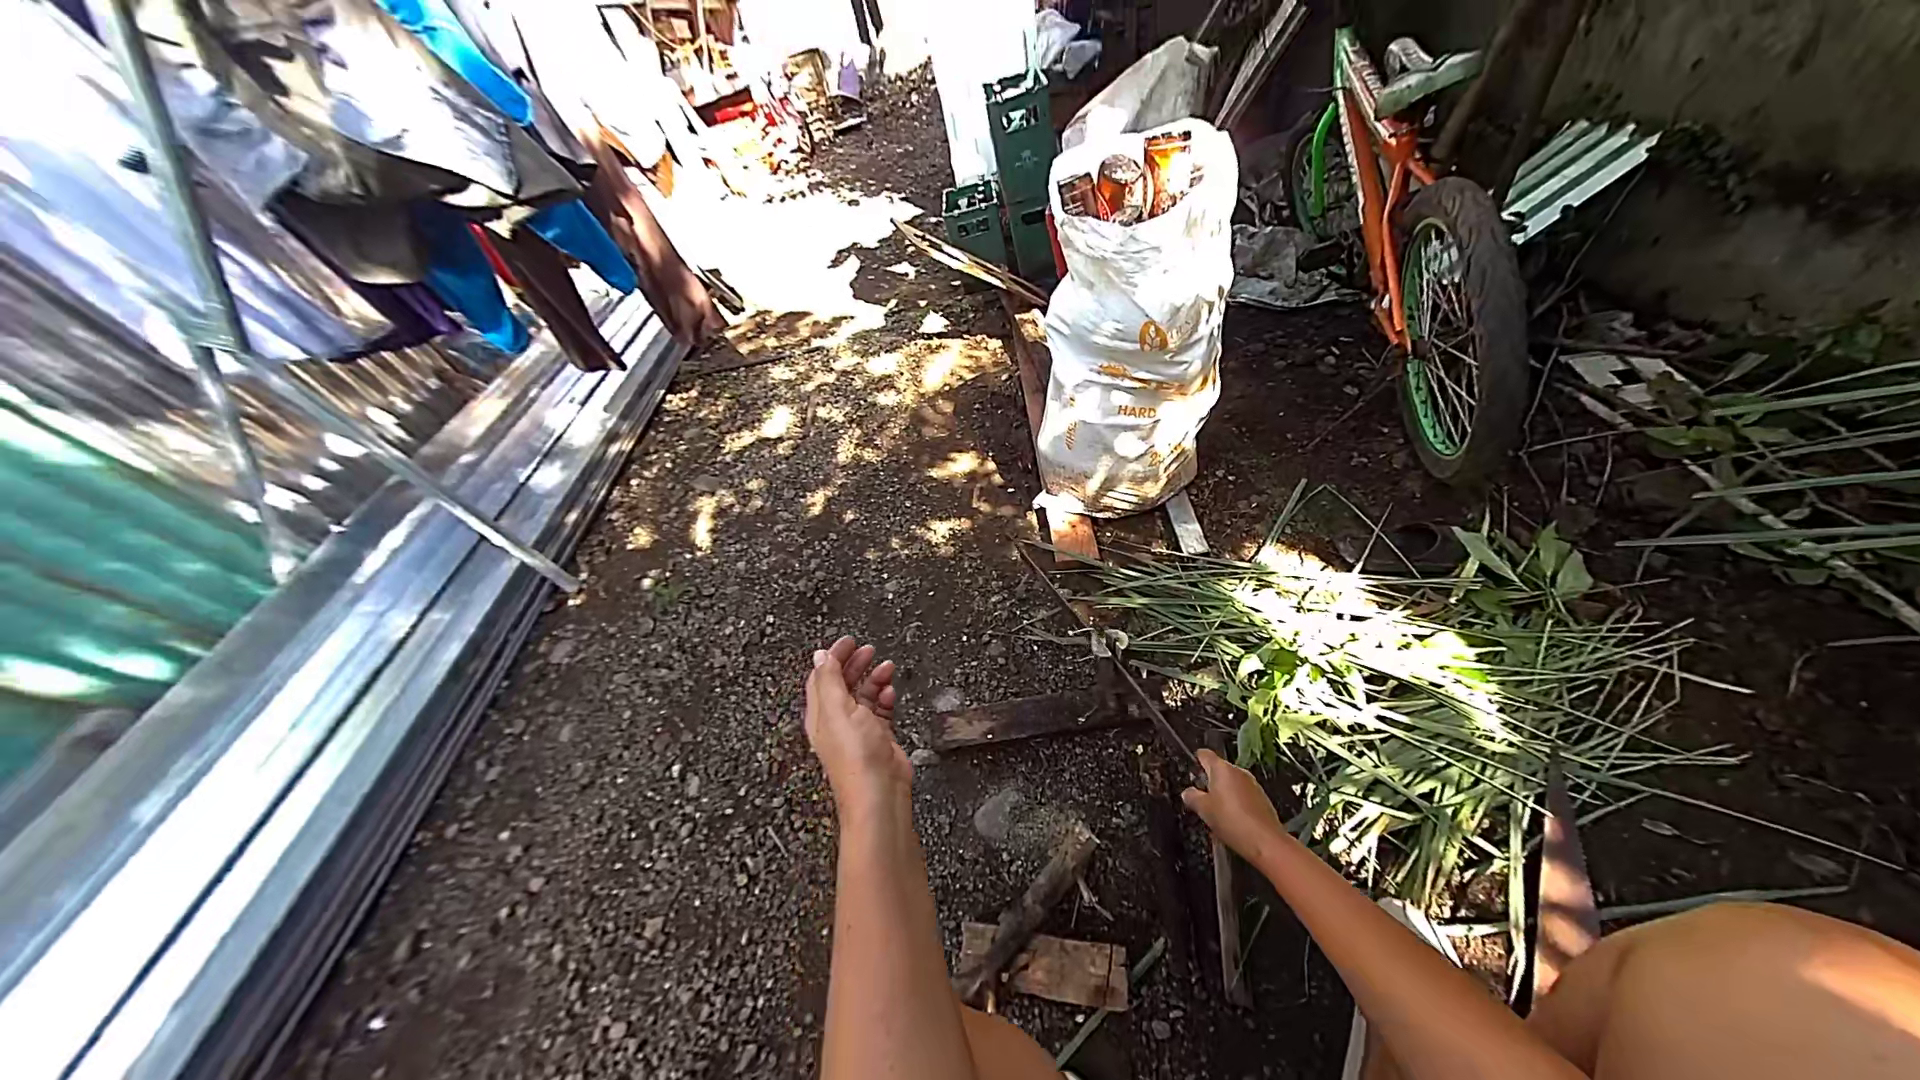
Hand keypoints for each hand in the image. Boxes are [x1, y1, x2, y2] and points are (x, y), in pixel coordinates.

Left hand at [804, 636, 909, 812]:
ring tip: (886, 667)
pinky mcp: (878, 738)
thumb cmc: (857, 758)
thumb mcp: (837, 708)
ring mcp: (859, 730)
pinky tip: (890, 693)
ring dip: (874, 678)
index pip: (823, 677)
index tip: (849, 641)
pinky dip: (886, 698)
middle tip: (868, 649)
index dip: (834, 657)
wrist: (880, 792)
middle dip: (855, 663)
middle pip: (844, 683)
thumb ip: (828, 680)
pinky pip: (881, 711)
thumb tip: (820, 656)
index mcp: (821, 714)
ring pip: (864, 695)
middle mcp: (838, 722)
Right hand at [1182, 749, 1285, 863]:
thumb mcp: (1203, 810)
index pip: (1204, 754)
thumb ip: (1192, 797)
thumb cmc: (1232, 821)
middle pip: (1219, 770)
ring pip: (1232, 784)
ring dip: (1224, 794)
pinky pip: (1244, 796)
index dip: (1195, 761)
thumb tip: (1188, 793)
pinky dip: (1237, 804)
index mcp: (1221, 768)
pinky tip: (1234, 820)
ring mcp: (1253, 785)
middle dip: (1210, 782)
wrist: (1266, 842)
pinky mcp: (1263, 799)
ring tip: (1217, 813)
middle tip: (1201, 799)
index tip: (1191, 771)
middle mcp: (1239, 771)